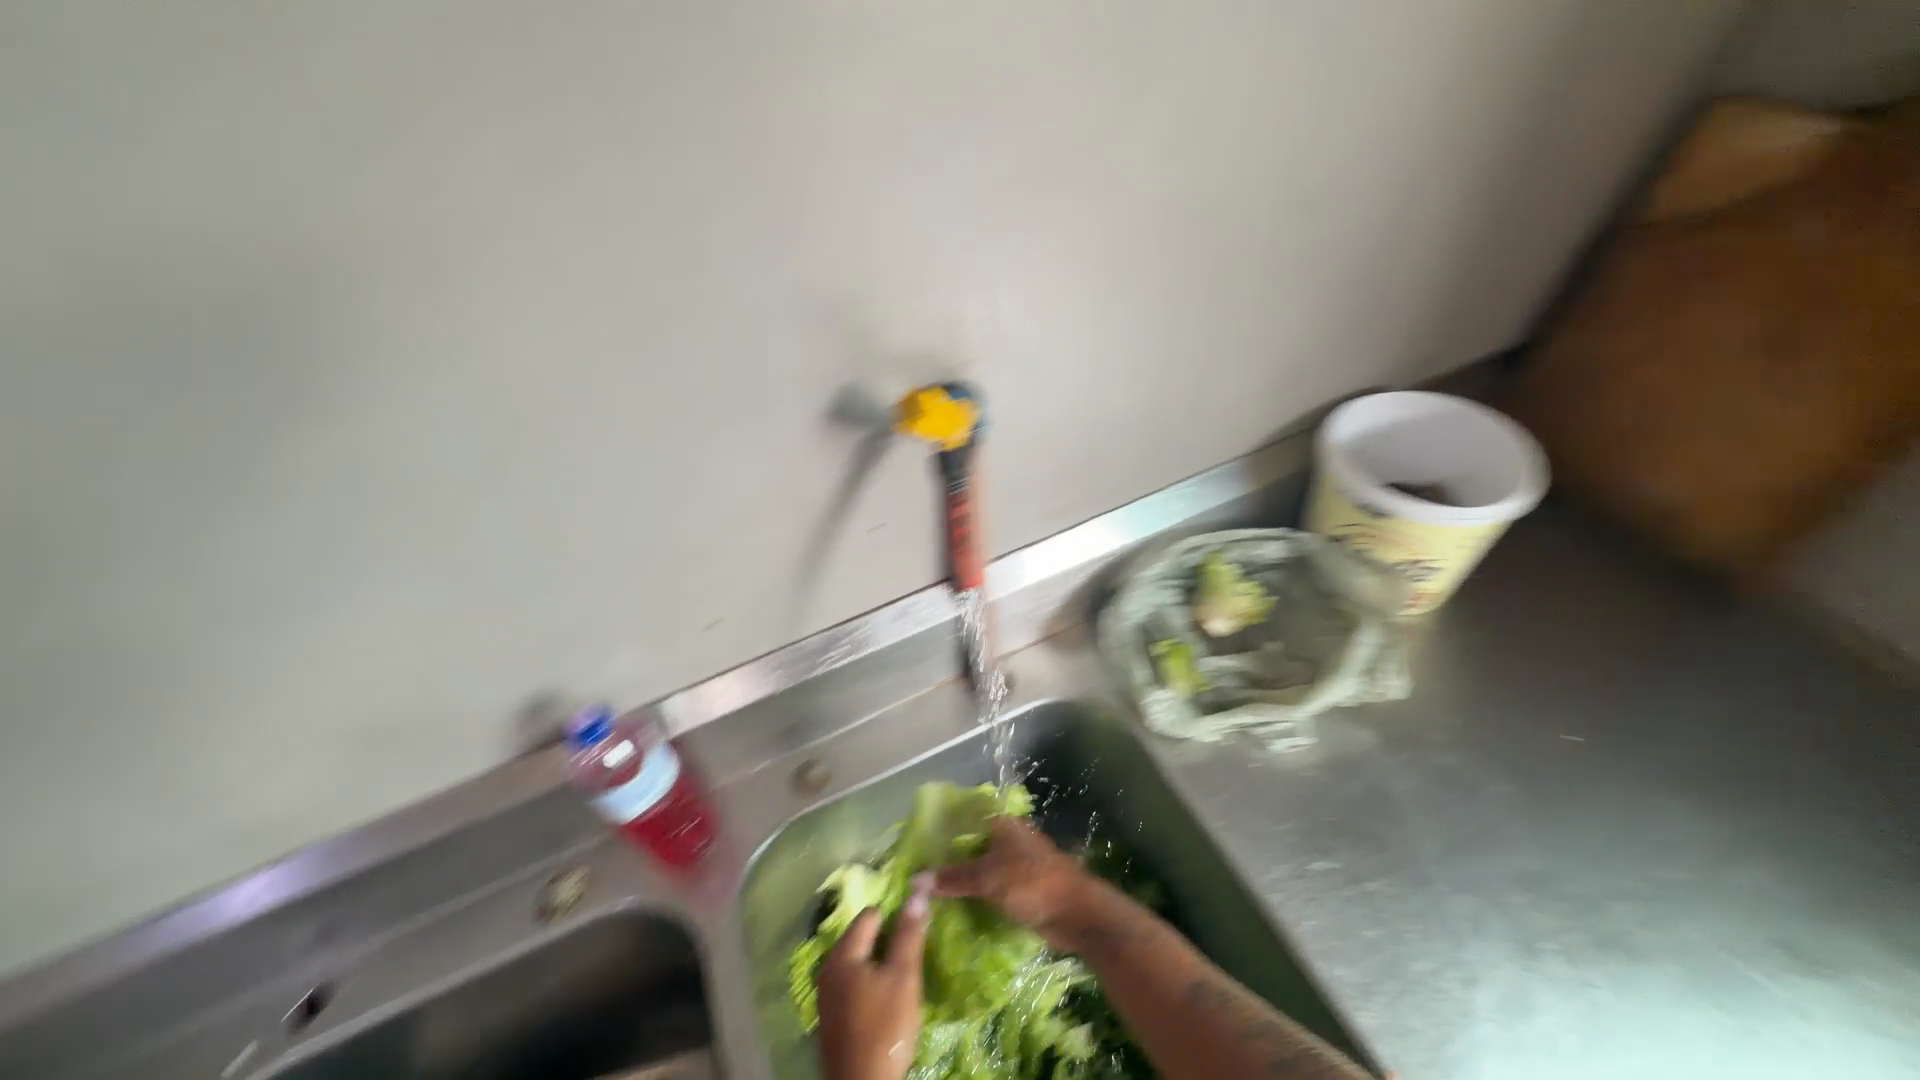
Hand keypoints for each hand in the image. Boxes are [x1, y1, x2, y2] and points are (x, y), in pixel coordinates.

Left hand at [816, 874, 931, 1079]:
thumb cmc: (884, 1027)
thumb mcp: (903, 977)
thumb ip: (908, 935)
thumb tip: (917, 893)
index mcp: (843, 954)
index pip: (870, 915)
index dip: (894, 914)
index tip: (915, 923)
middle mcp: (828, 968)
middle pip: (861, 938)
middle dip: (886, 938)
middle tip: (912, 948)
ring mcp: (827, 995)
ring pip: (857, 963)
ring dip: (878, 962)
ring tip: (903, 970)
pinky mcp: (832, 1017)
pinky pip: (852, 984)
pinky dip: (868, 982)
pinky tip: (885, 996)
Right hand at [931, 817, 1094, 949]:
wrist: (1076, 914)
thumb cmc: (1032, 884)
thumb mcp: (987, 878)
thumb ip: (952, 878)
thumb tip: (915, 879)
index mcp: (1003, 825)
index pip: (965, 820)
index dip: (942, 831)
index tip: (917, 846)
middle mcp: (1010, 840)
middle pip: (973, 845)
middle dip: (950, 859)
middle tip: (919, 873)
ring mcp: (1018, 865)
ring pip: (983, 868)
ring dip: (963, 881)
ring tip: (931, 892)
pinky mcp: (1023, 889)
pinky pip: (993, 888)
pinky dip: (978, 895)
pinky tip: (956, 906)